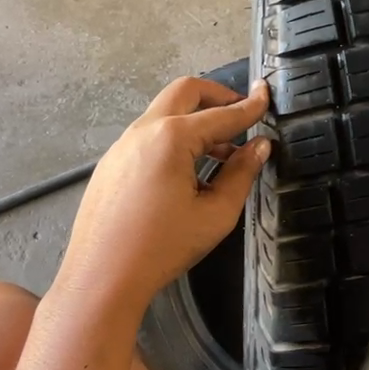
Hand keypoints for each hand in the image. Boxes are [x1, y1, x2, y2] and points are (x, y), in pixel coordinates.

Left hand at [55, 76, 269, 309]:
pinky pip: (148, 136)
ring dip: (196, 121)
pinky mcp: (110, 164)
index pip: (222, 114)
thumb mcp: (215, 214)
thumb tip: (259, 147)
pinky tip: (187, 173)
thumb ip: (241, 174)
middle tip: (241, 112)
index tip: (266, 94)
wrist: (101, 277)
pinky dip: (174, 139)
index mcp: (172, 138)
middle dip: (217, 95)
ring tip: (221, 153)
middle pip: (185, 91)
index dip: (250, 106)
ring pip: (164, 113)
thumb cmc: (162, 248)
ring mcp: (122, 145)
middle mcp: (144, 131)